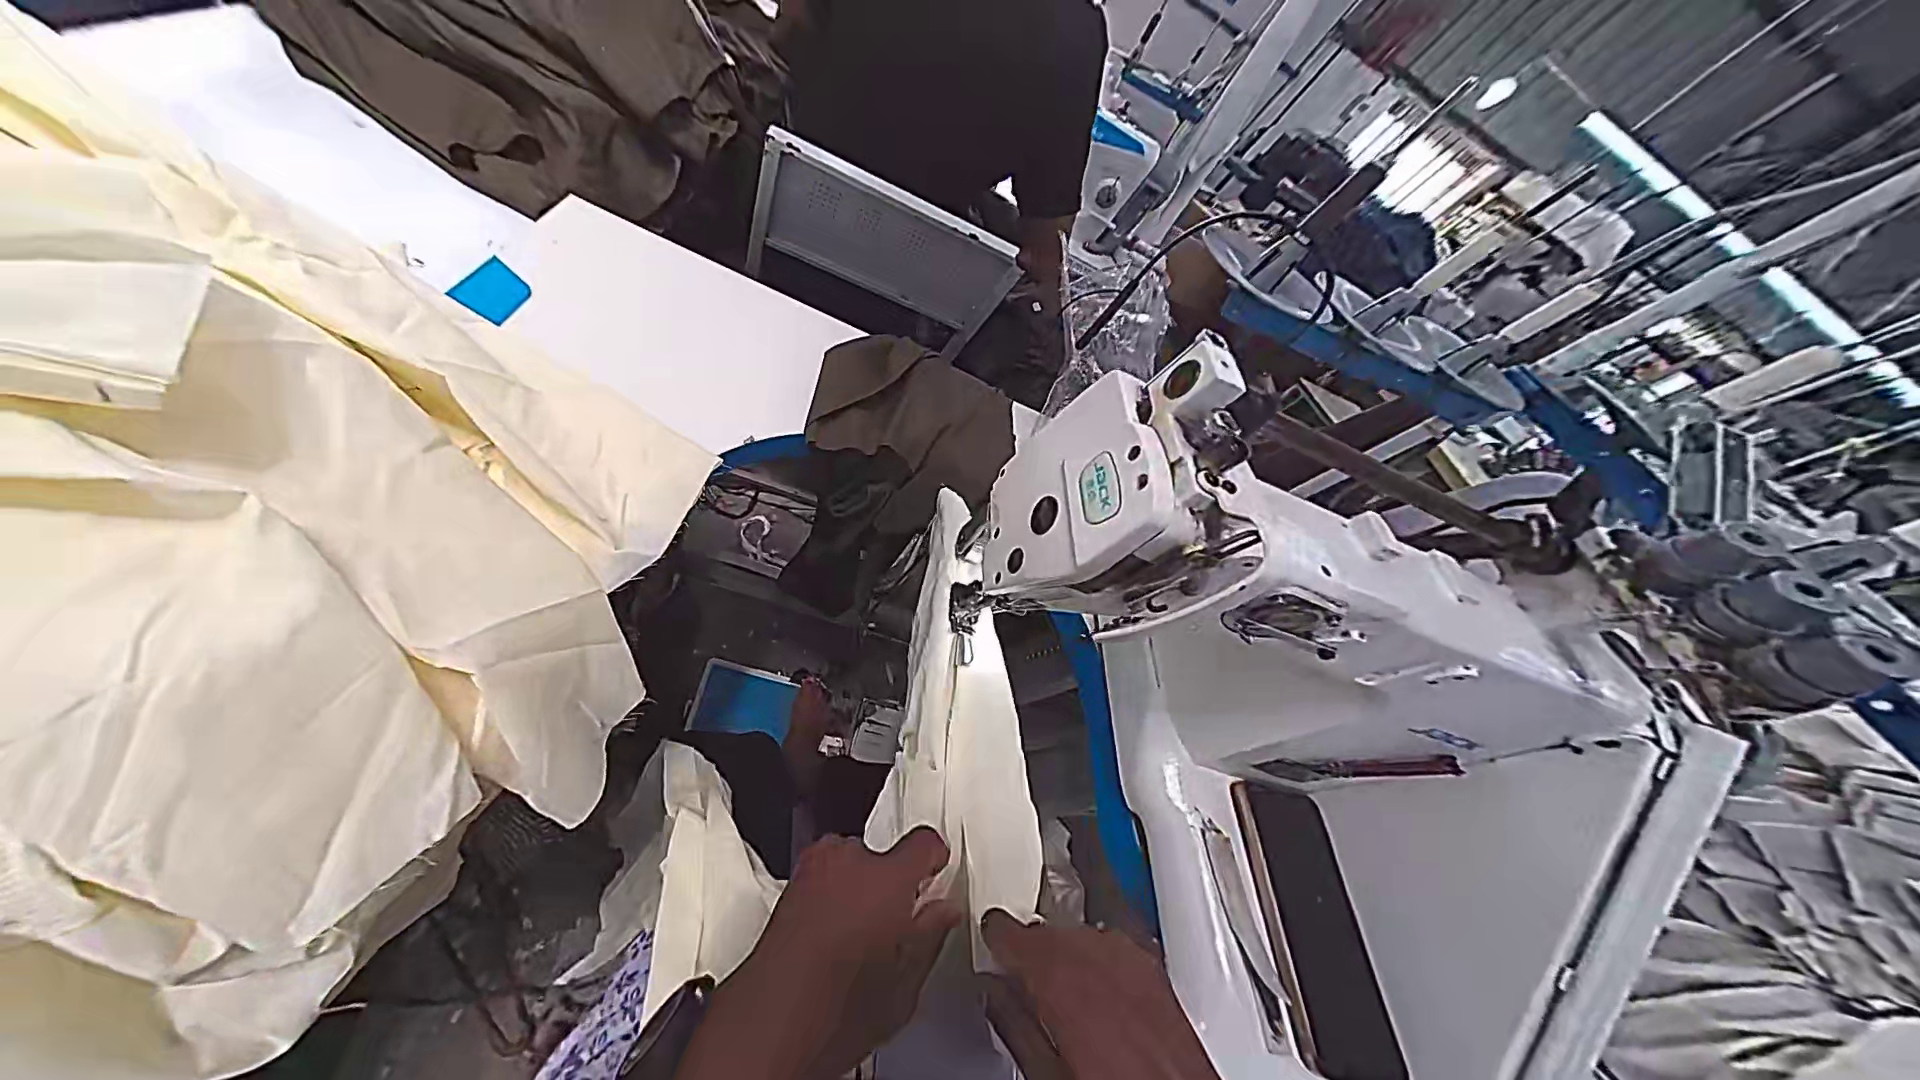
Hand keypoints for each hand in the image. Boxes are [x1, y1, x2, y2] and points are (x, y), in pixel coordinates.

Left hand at [674, 828, 959, 1079]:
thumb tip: (941, 914)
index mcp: (889, 879)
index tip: (935, 872)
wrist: (770, 1023)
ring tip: (859, 928)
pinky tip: (834, 929)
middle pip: (886, 852)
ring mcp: (816, 867)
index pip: (924, 842)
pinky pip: (825, 871)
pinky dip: (832, 889)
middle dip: (892, 880)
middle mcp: (850, 861)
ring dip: (859, 882)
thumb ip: (930, 935)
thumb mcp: (904, 986)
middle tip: (895, 920)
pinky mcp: (792, 882)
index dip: (934, 858)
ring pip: (852, 859)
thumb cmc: (830, 1010)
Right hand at [981, 911, 1221, 1079]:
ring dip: (1065, 944)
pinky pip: (1112, 938)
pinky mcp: (1151, 962)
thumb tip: (993, 993)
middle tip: (1018, 964)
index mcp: (1054, 972)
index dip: (996, 932)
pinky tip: (1095, 973)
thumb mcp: (1046, 1070)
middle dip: (1031, 943)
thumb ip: (1013, 1021)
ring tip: (1058, 973)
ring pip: (1080, 928)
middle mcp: (1090, 949)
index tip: (991, 936)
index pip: (1010, 931)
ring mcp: (1125, 951)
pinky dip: (1097, 949)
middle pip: (1046, 928)